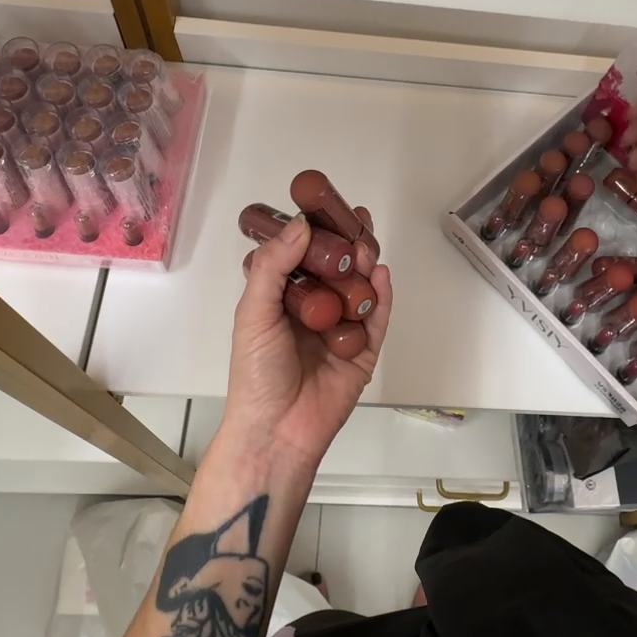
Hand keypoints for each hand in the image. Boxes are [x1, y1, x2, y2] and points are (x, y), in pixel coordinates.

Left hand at [223, 214, 391, 474]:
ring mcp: (341, 329)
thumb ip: (274, 267)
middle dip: (347, 243)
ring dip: (364, 264)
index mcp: (283, 299)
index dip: (315, 232)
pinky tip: (380, 274)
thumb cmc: (257, 374)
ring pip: (359, 287)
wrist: (278, 430)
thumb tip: (299, 225)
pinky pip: (377, 317)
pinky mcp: (364, 349)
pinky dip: (381, 295)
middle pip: (337, 267)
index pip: (303, 256)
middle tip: (356, 220)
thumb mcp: (254, 313)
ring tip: (364, 247)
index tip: (324, 206)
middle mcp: (314, 310)